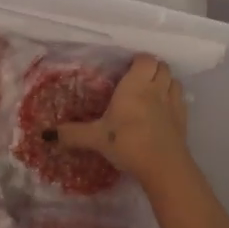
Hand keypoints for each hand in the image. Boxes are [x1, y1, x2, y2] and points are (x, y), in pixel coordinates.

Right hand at [50, 55, 191, 183]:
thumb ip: (71, 134)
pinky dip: (173, 99)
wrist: (164, 168)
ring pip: (174, 81)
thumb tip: (45, 135)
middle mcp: (156, 89)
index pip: (145, 59)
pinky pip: (181, 101)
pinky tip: (163, 112)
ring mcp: (173, 105)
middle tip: (136, 79)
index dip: (138, 61)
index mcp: (135, 86)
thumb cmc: (128, 143)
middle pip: (162, 66)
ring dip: (165, 81)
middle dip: (152, 68)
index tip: (126, 69)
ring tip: (152, 92)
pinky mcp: (183, 121)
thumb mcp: (95, 138)